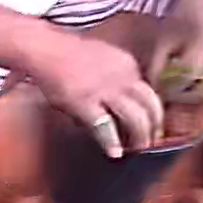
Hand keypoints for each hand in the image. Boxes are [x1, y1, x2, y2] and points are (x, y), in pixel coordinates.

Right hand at [26, 28, 164, 156]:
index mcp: (128, 67)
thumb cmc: (68, 56)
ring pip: (134, 117)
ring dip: (139, 136)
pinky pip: (104, 126)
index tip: (152, 125)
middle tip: (150, 142)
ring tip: (138, 149)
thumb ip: (112, 81)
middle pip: (149, 106)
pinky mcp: (85, 103)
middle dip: (153, 127)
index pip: (149, 93)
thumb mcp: (101, 62)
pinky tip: (114, 152)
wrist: (49, 50)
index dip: (154, 112)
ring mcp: (105, 91)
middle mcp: (123, 78)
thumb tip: (112, 104)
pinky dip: (111, 142)